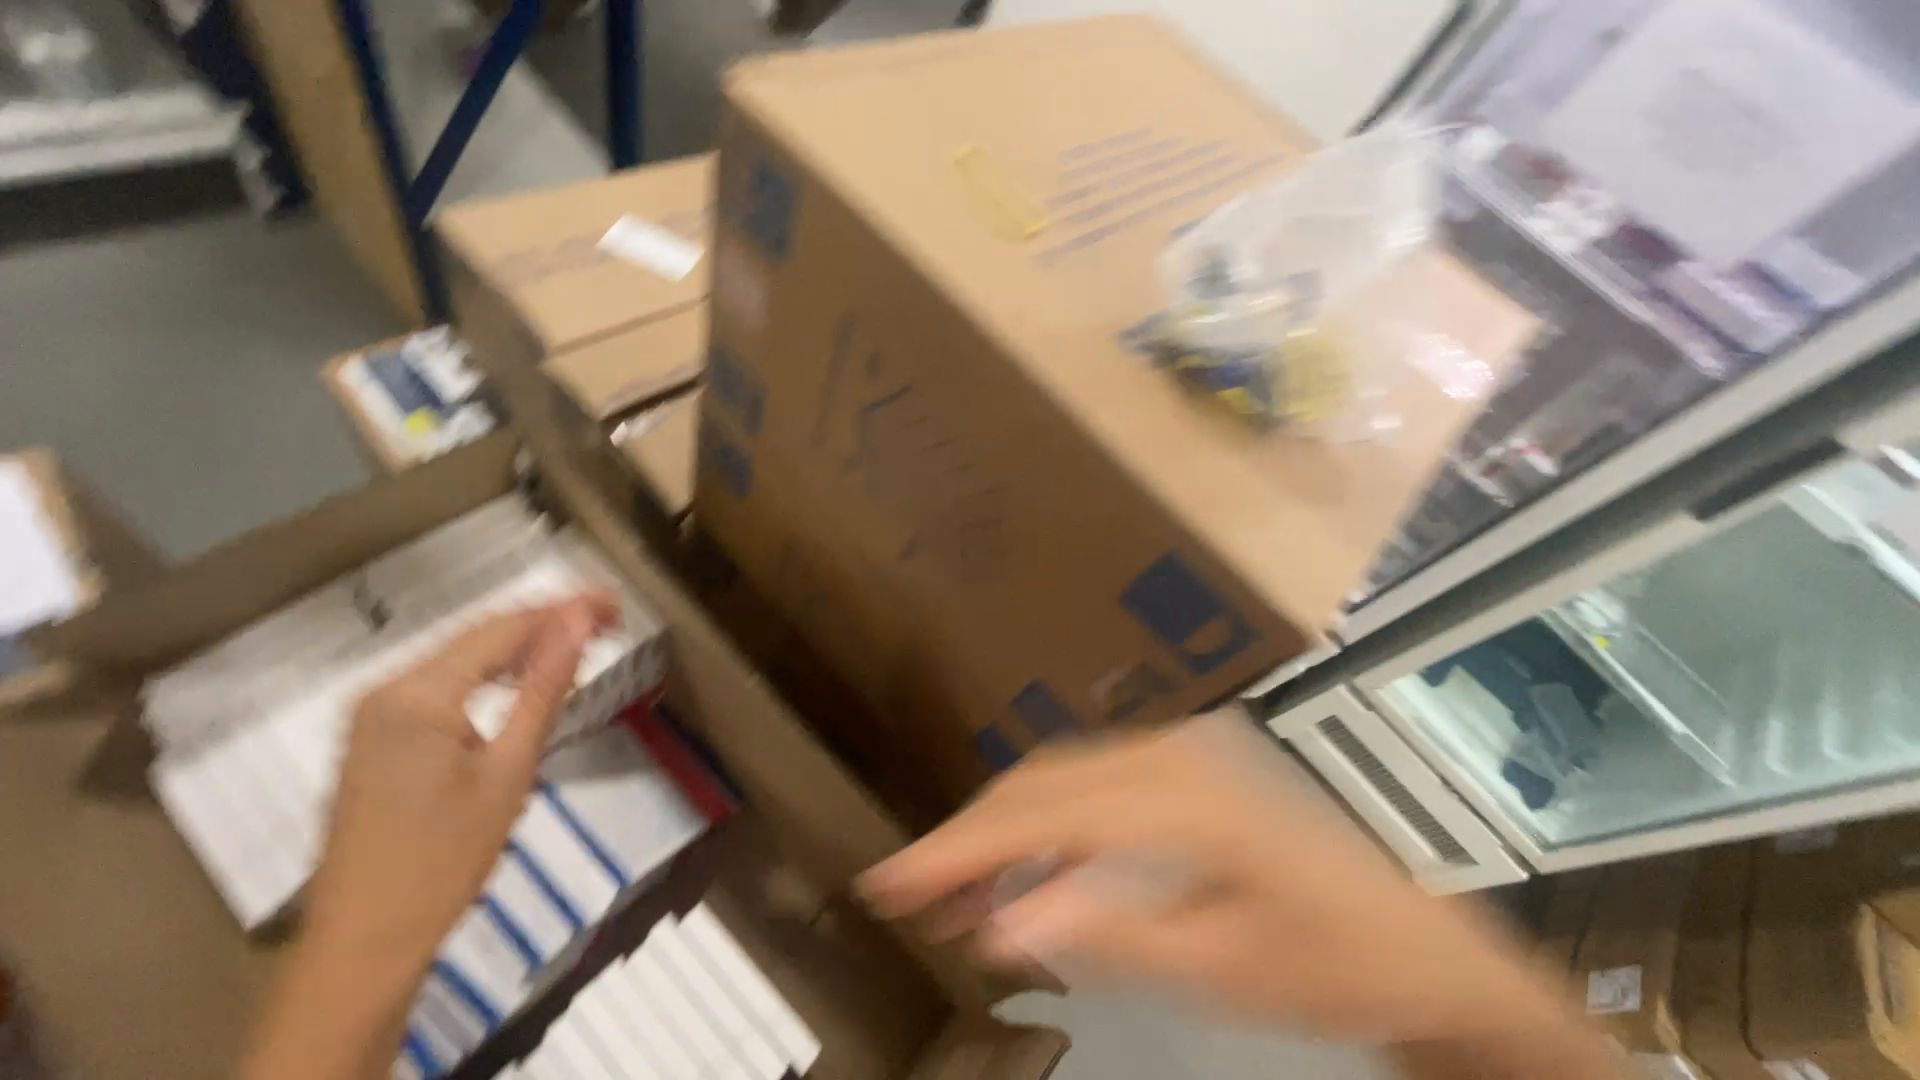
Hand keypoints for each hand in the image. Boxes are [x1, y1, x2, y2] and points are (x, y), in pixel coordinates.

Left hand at [303, 594, 618, 973]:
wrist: (364, 940)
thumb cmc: (446, 859)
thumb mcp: (509, 770)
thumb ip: (544, 689)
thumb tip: (577, 622)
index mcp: (417, 693)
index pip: (503, 629)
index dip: (563, 609)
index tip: (615, 602)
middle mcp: (386, 688)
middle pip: (478, 635)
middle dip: (544, 621)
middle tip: (608, 617)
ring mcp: (373, 713)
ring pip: (459, 657)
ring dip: (518, 646)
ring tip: (578, 640)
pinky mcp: (373, 737)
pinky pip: (439, 684)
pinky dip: (487, 674)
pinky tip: (521, 679)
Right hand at [858, 713, 1566, 1045]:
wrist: (1424, 951)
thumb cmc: (1331, 966)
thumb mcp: (1220, 966)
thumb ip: (1106, 934)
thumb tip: (1000, 923)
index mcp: (1179, 795)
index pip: (1041, 813)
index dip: (960, 848)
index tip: (892, 883)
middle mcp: (1170, 754)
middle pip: (1039, 784)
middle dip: (968, 839)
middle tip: (906, 894)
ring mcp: (1179, 757)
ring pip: (1058, 781)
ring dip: (1002, 835)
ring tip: (954, 897)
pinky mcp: (1185, 776)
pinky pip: (1092, 791)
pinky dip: (1046, 833)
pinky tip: (1024, 881)